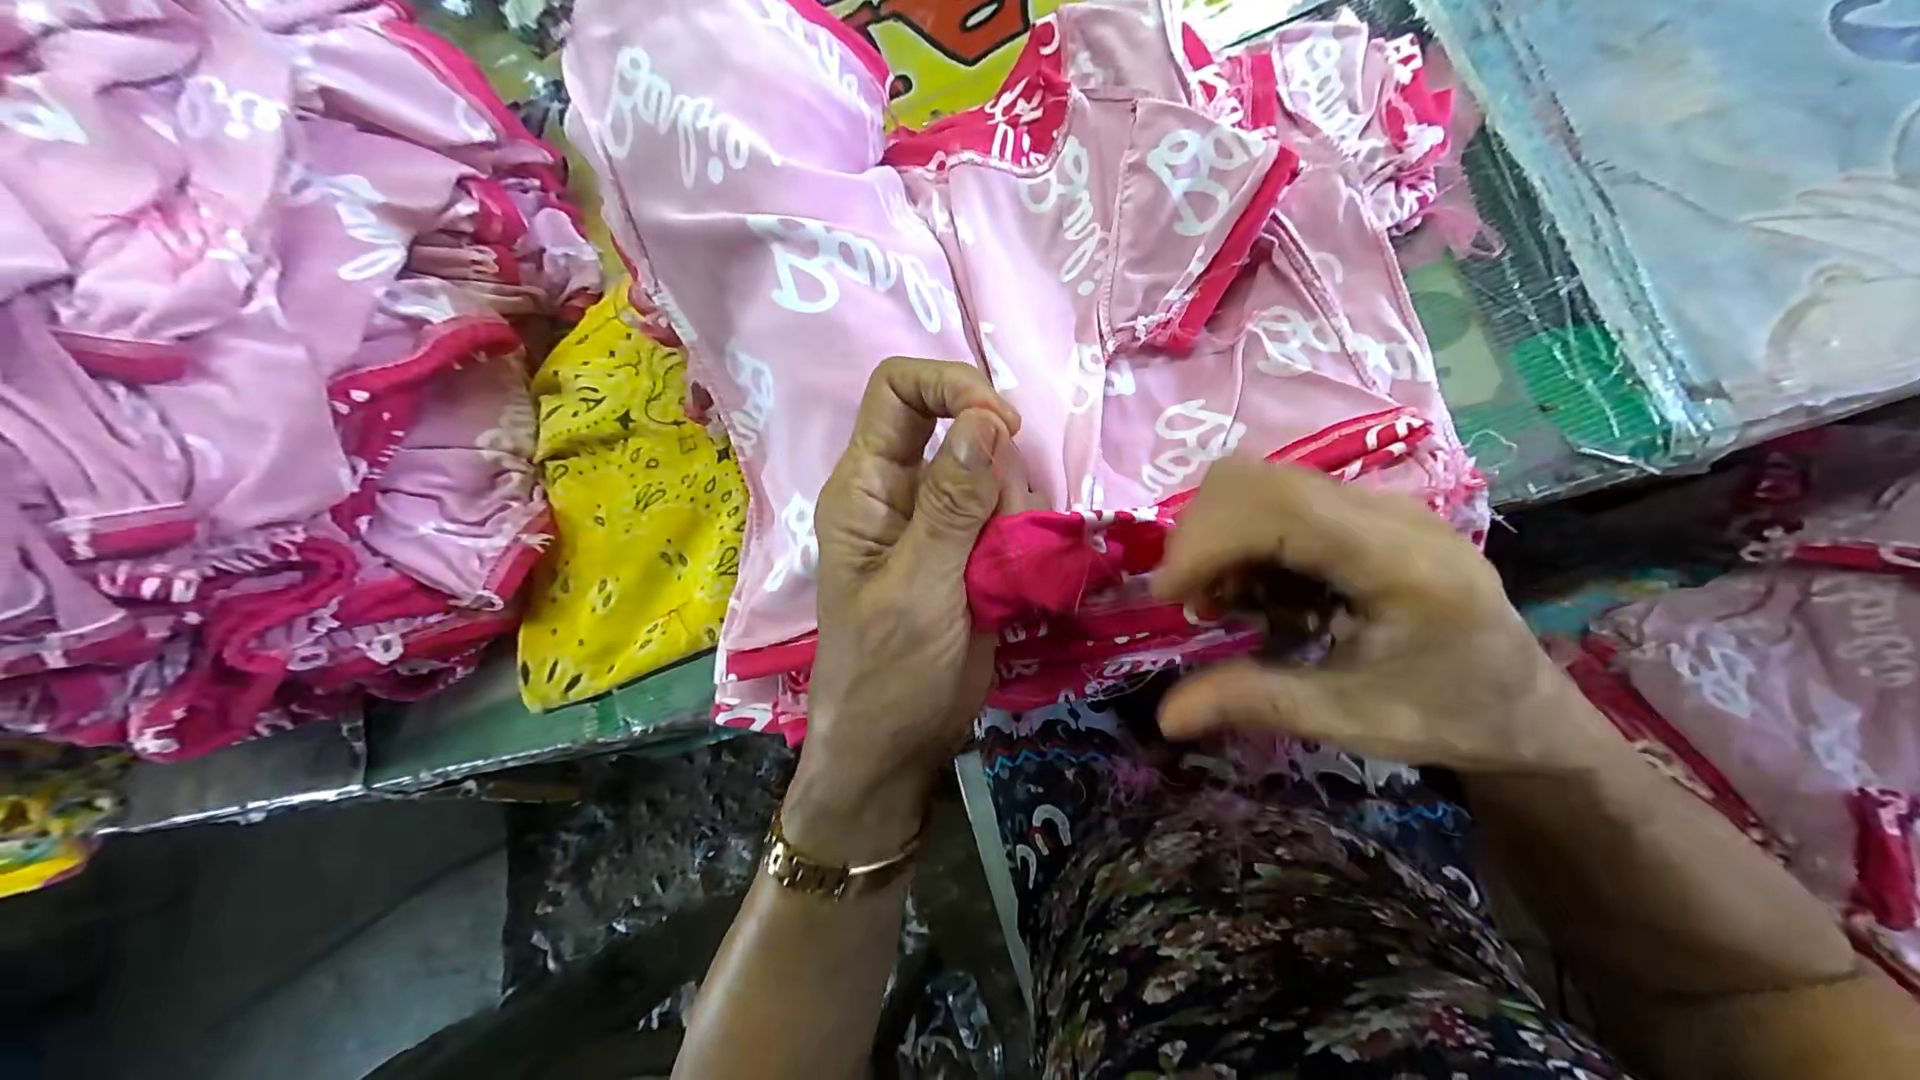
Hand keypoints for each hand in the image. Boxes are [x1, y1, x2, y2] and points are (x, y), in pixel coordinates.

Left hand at [784, 358, 1021, 861]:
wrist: (898, 743)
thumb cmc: (888, 670)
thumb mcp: (918, 587)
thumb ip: (952, 504)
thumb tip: (986, 418)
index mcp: (866, 487)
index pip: (898, 391)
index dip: (951, 386)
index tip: (1003, 425)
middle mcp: (901, 492)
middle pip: (963, 430)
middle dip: (997, 472)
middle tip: (999, 537)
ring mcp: (940, 522)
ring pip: (997, 474)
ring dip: (1015, 513)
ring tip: (998, 574)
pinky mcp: (971, 551)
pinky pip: (1011, 515)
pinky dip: (1024, 539)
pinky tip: (1012, 582)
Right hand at [1152, 459, 1616, 773]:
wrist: (1525, 705)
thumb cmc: (1448, 715)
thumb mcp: (1352, 721)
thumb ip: (1257, 704)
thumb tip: (1165, 716)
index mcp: (1402, 562)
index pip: (1280, 507)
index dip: (1206, 540)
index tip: (1168, 596)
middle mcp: (1388, 512)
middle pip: (1256, 478)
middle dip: (1199, 535)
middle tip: (1190, 600)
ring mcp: (1376, 503)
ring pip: (1258, 480)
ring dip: (1215, 534)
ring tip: (1219, 598)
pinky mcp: (1360, 510)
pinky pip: (1273, 497)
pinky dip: (1237, 537)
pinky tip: (1249, 587)